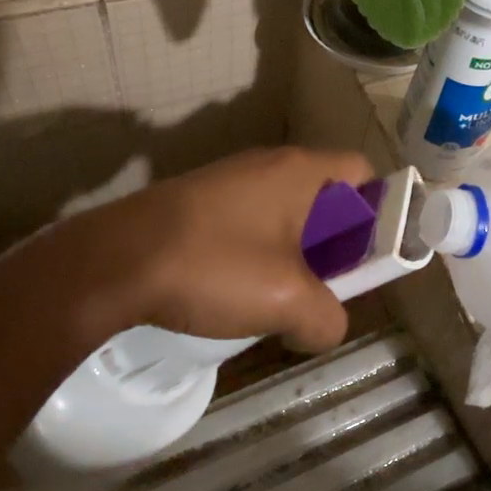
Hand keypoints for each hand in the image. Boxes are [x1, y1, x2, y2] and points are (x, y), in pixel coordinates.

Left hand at [15, 147, 375, 353]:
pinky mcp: (197, 199)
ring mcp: (229, 178)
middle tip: (325, 284)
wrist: (113, 262)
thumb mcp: (286, 301)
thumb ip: (326, 318)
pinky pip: (248, 218)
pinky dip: (256, 248)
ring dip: (292, 249)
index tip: (367, 256)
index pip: (362, 171)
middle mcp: (269, 163)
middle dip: (332, 240)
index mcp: (301, 171)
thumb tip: (327, 327)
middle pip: (324, 193)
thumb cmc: (214, 266)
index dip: (378, 210)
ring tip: (278, 295)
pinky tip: (233, 289)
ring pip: (283, 209)